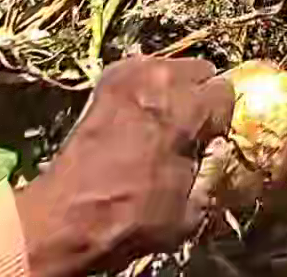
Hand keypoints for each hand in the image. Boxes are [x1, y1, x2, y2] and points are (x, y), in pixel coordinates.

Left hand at [13, 57, 234, 276]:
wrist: (61, 219)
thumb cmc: (127, 217)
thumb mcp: (185, 211)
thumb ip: (212, 171)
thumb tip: (218, 151)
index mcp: (188, 107)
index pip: (225, 91)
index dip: (218, 118)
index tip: (208, 138)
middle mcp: (164, 78)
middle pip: (201, 70)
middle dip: (199, 95)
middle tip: (186, 126)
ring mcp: (135, 72)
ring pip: (172, 67)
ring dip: (173, 88)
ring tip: (159, 120)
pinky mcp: (110, 76)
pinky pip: (143, 69)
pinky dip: (145, 86)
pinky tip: (136, 113)